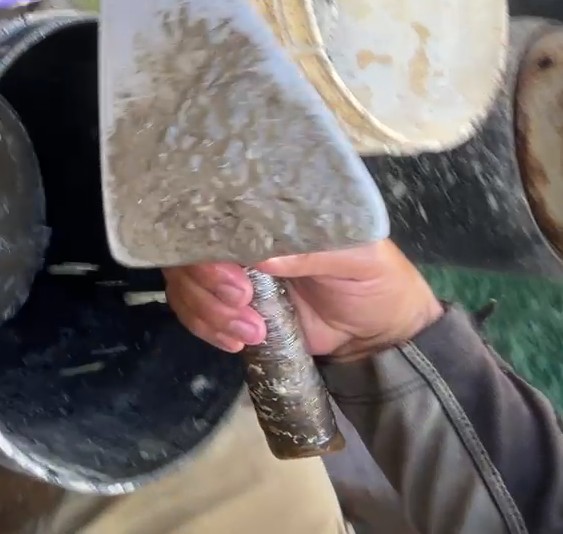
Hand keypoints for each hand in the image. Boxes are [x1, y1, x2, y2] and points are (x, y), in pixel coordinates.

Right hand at [164, 240, 443, 360]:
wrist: (380, 336)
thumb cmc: (374, 282)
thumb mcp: (358, 257)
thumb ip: (314, 250)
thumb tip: (261, 256)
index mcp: (260, 218)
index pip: (212, 218)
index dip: (210, 250)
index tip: (238, 281)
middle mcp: (233, 241)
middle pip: (186, 252)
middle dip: (206, 286)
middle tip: (245, 308)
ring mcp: (224, 273)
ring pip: (182, 282)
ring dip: (207, 311)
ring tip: (252, 335)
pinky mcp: (224, 306)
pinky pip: (188, 309)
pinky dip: (203, 326)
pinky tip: (234, 342)